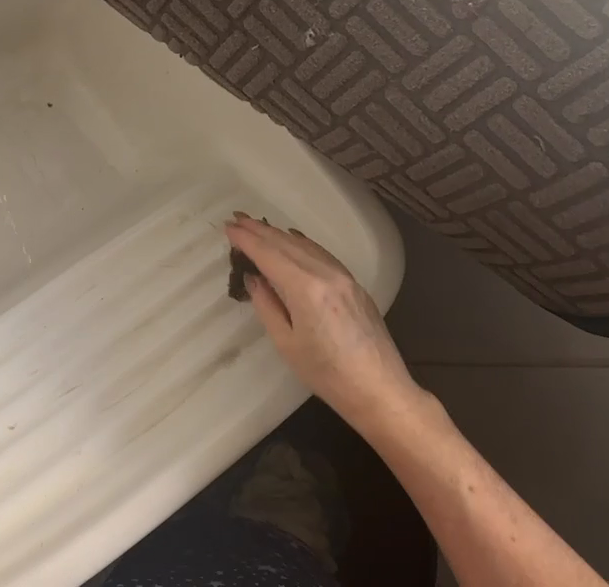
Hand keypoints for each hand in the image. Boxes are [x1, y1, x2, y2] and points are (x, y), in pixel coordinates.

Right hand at [226, 213, 425, 436]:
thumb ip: (266, 305)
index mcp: (305, 288)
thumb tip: (254, 278)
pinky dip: (302, 243)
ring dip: (279, 234)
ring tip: (258, 227)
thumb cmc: (327, 374)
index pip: (269, 254)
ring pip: (306, 246)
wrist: (380, 390)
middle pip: (286, 244)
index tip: (228, 227)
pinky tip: (293, 240)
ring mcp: (344, 277)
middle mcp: (326, 274)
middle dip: (259, 230)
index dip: (246, 239)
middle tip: (237, 219)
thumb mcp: (286, 343)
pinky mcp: (355, 285)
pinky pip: (322, 254)